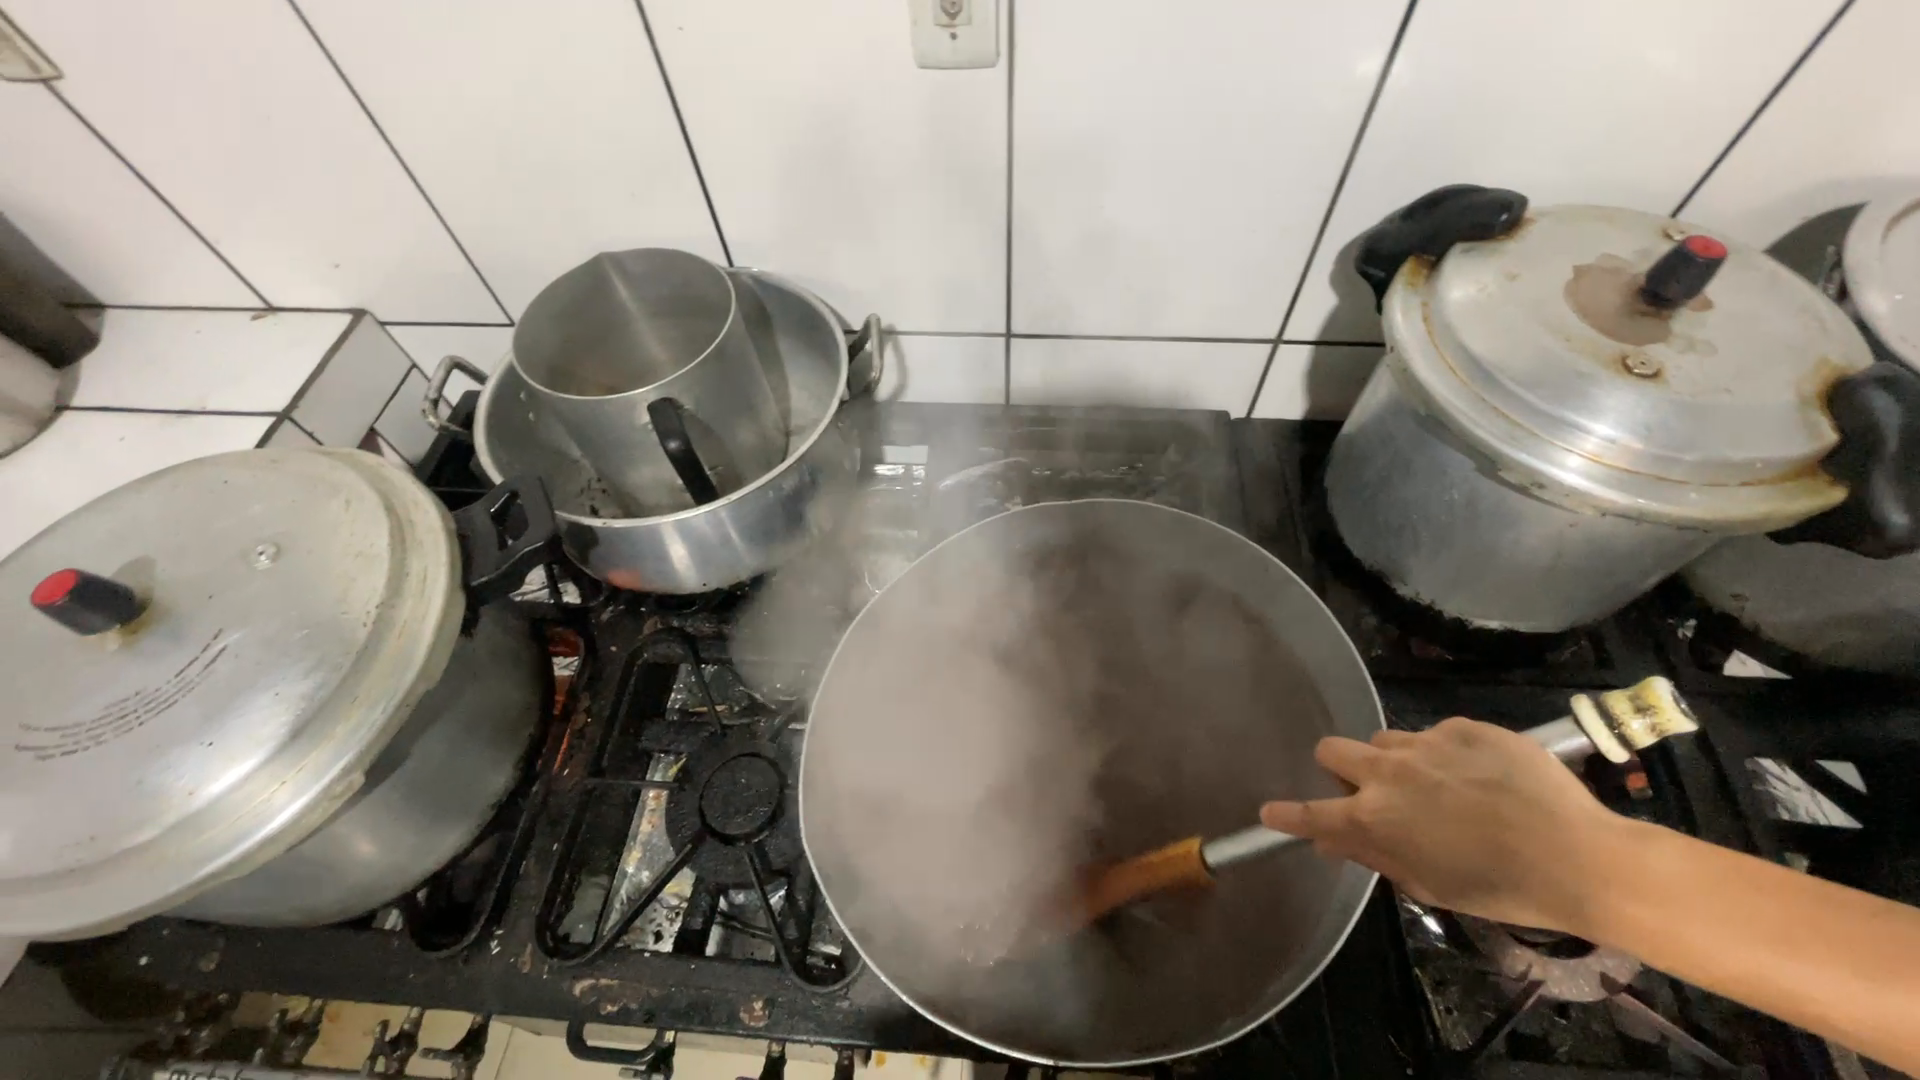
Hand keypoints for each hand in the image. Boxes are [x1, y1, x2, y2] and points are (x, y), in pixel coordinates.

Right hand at [1260, 718, 1628, 932]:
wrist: (1580, 857)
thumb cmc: (1500, 887)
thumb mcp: (1428, 886)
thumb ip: (1373, 856)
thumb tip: (1331, 842)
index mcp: (1375, 817)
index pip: (1312, 813)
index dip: (1286, 815)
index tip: (1269, 814)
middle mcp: (1389, 771)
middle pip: (1332, 750)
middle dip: (1339, 768)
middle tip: (1371, 790)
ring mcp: (1426, 743)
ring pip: (1386, 741)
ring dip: (1397, 761)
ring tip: (1441, 786)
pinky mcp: (1465, 727)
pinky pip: (1437, 735)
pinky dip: (1447, 755)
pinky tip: (1482, 778)